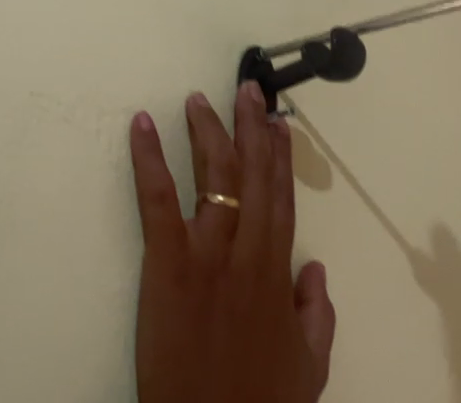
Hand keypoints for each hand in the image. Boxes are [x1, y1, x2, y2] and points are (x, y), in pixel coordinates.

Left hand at [129, 83, 336, 402]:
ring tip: (198, 99)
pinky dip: (149, 159)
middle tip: (245, 88)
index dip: (281, 157)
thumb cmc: (259, 402)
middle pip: (253, 178)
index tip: (278, 121)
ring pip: (215, 180)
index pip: (282, 200)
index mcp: (278, 275)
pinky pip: (158, 201)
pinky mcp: (167, 263)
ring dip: (208, 133)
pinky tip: (143, 125)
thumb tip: (316, 268)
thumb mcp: (309, 368)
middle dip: (250, 128)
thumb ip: (317, 314)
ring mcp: (207, 255)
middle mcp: (248, 254)